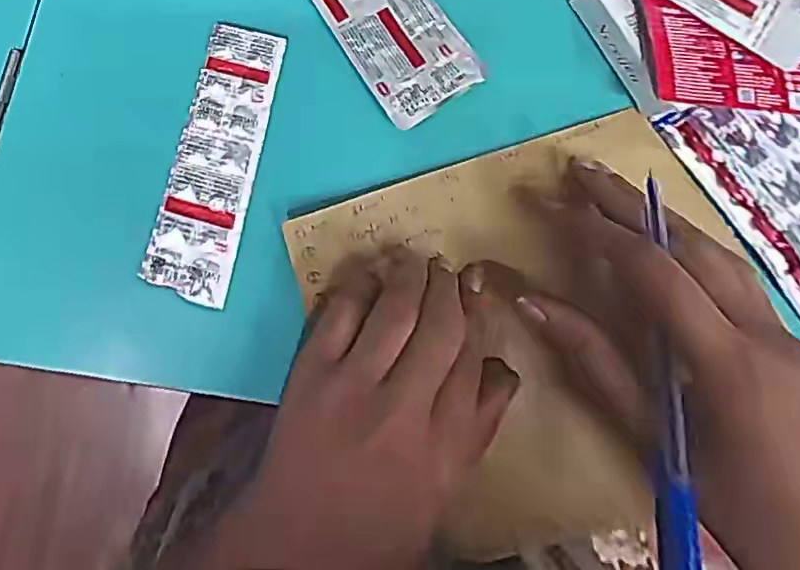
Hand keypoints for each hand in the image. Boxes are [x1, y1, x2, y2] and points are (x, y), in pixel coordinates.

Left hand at [178, 251, 520, 569]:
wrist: (297, 541)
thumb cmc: (377, 523)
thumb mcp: (443, 489)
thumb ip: (476, 428)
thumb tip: (502, 368)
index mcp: (443, 447)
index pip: (471, 362)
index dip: (475, 316)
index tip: (474, 289)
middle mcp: (403, 411)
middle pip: (439, 328)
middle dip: (446, 288)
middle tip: (445, 267)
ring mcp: (352, 385)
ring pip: (394, 310)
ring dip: (408, 275)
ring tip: (413, 258)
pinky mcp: (311, 370)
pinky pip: (341, 311)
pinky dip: (358, 284)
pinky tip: (368, 272)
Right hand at [491, 158, 799, 569]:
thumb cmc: (749, 519)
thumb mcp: (660, 446)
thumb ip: (598, 367)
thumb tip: (534, 305)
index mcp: (734, 365)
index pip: (655, 272)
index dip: (597, 230)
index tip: (551, 203)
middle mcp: (769, 338)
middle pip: (693, 247)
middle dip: (631, 202)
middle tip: (578, 169)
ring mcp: (791, 342)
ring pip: (722, 258)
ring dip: (664, 219)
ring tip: (617, 195)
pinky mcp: (798, 353)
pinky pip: (737, 283)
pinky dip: (692, 250)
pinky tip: (669, 249)